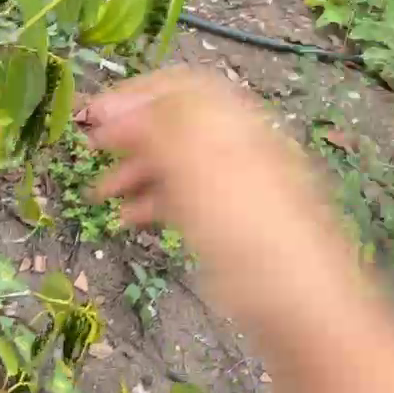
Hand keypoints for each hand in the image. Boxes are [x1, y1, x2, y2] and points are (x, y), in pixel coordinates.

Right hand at [84, 68, 360, 333]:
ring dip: (134, 170)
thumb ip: (151, 127)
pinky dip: (153, 201)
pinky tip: (128, 219)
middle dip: (128, 134)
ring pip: (175, 163)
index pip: (179, 85)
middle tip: (90, 148)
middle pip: (173, 123)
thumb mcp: (194, 164)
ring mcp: (235, 185)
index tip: (95, 114)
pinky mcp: (232, 222)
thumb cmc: (244, 226)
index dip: (134, 94)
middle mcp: (235, 144)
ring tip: (100, 193)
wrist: (303, 307)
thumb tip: (111, 110)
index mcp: (233, 120)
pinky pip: (185, 197)